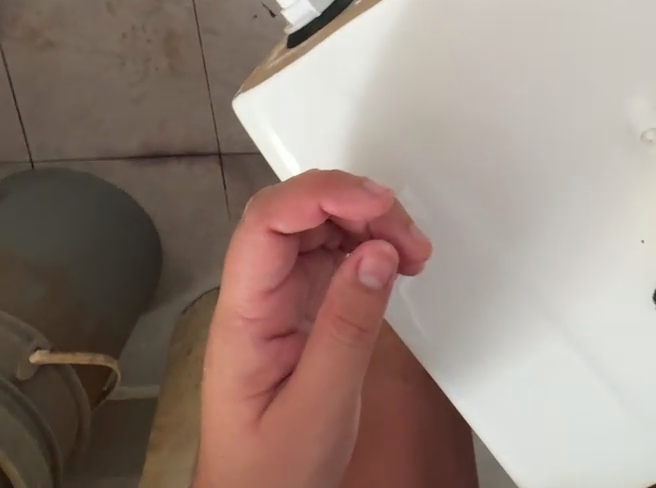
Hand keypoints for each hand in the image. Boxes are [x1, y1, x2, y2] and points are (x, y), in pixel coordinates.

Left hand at [193, 170, 432, 487]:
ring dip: (370, 221)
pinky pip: (337, 248)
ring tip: (411, 250)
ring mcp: (282, 292)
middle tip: (406, 234)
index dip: (322, 195)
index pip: (268, 222)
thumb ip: (347, 329)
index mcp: (244, 313)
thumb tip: (377, 253)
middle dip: (357, 205)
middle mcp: (259, 291)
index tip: (377, 202)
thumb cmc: (272, 473)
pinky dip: (372, 243)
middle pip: (298, 211)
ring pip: (320, 223)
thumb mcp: (317, 410)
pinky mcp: (307, 300)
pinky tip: (397, 260)